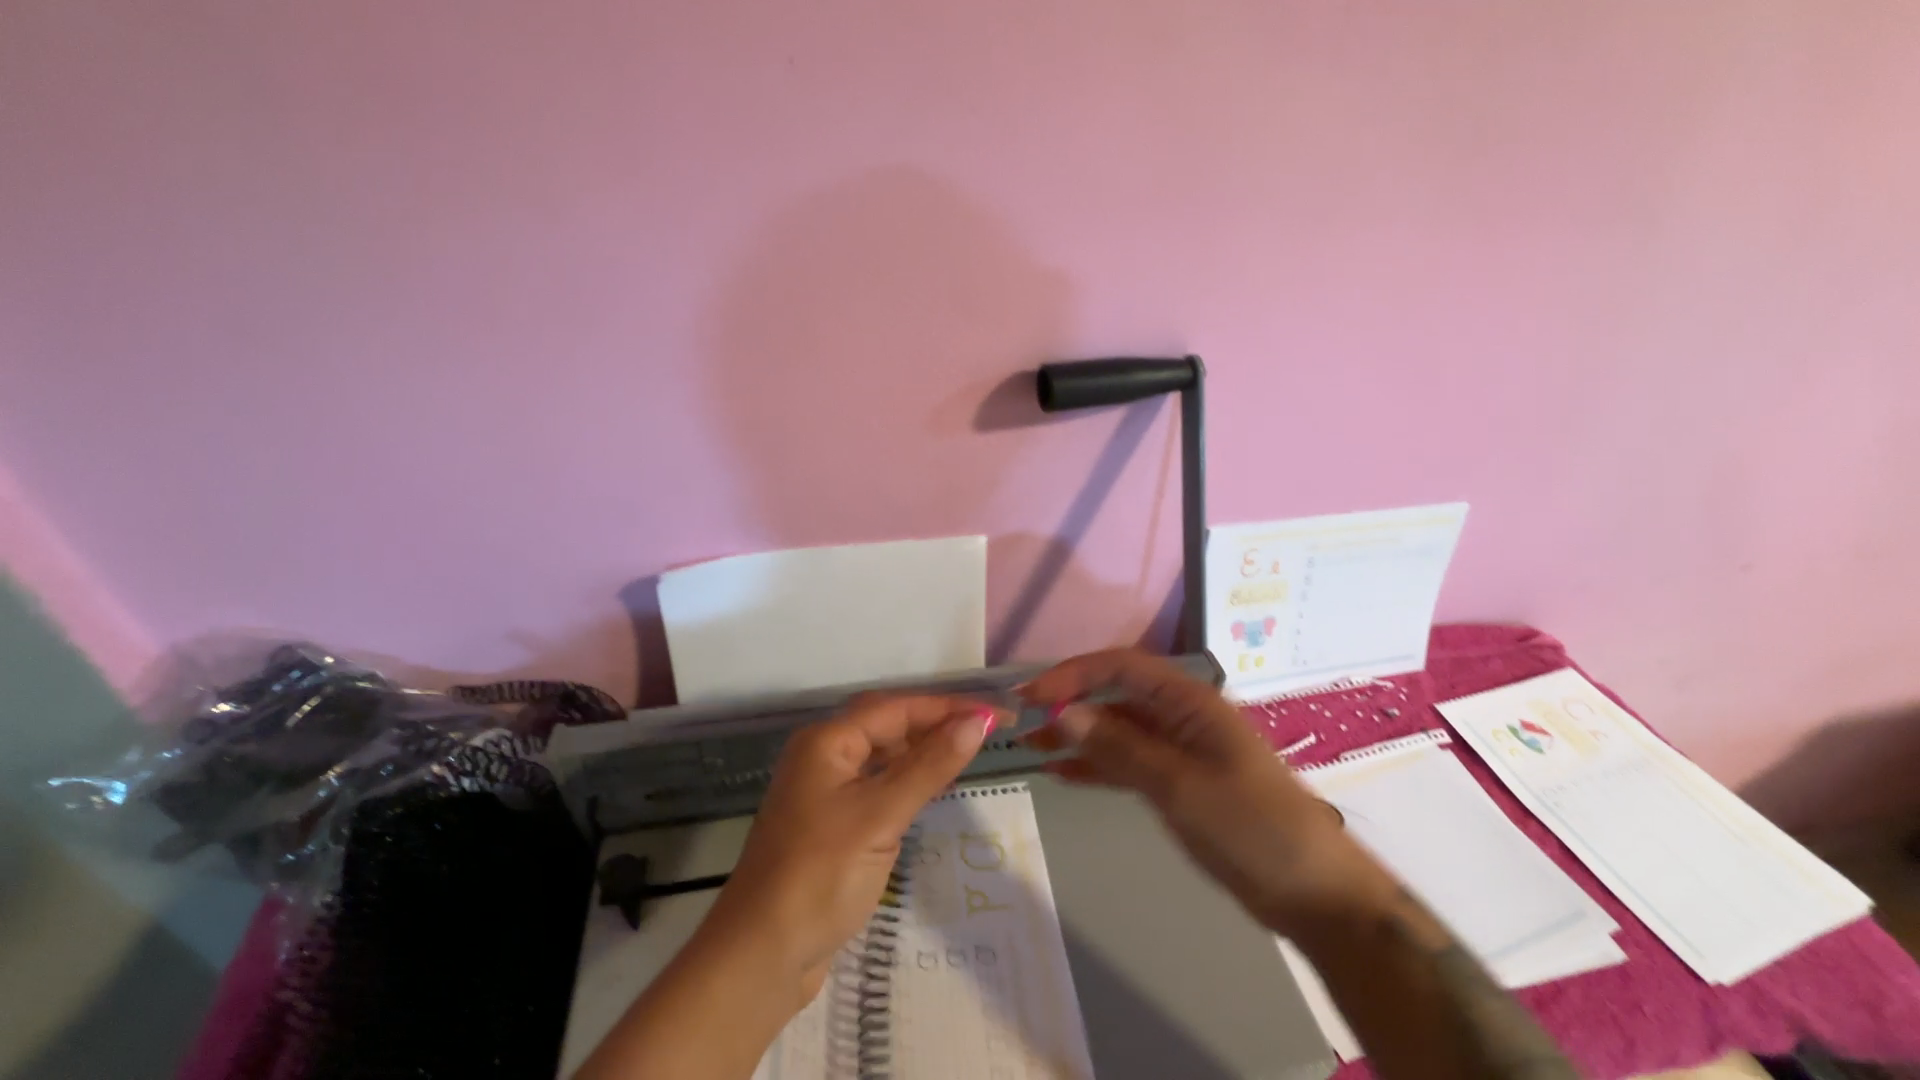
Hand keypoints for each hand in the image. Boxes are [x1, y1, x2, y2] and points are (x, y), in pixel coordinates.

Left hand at [698, 695, 1004, 1004]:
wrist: (762, 952)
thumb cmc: (820, 875)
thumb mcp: (880, 817)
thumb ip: (928, 767)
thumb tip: (976, 722)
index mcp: (826, 742)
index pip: (896, 708)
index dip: (948, 706)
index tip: (997, 714)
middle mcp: (822, 757)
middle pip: (887, 725)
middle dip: (936, 723)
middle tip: (989, 730)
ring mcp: (824, 792)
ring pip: (882, 756)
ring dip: (923, 751)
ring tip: (969, 753)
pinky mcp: (831, 824)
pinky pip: (877, 786)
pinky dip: (908, 781)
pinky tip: (933, 790)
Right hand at [1020, 649, 1399, 936]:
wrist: (1312, 890)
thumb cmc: (1252, 827)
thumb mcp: (1180, 786)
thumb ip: (1120, 748)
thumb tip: (1064, 714)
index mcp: (1190, 703)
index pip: (1122, 667)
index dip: (1073, 674)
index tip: (1030, 697)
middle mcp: (1183, 718)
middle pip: (1117, 696)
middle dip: (1070, 704)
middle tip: (1020, 724)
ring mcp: (1181, 753)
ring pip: (1119, 732)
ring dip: (1078, 737)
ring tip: (1030, 749)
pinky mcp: (1181, 786)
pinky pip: (1129, 765)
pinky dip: (1097, 767)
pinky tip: (1062, 775)